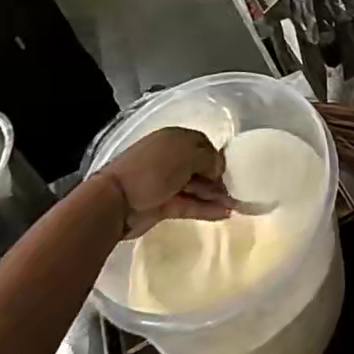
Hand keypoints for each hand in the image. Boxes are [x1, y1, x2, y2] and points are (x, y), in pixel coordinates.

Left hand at [97, 127, 232, 237]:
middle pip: (201, 167)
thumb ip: (209, 158)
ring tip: (236, 205)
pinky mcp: (163, 205)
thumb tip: (218, 169)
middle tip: (238, 190)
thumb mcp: (187, 155)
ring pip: (197, 187)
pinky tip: (224, 215)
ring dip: (216, 196)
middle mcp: (170, 158)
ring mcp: (165, 183)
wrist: (115, 202)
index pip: (203, 144)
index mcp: (174, 139)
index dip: (217, 156)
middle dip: (219, 178)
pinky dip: (205, 209)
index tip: (230, 169)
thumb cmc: (153, 170)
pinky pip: (189, 204)